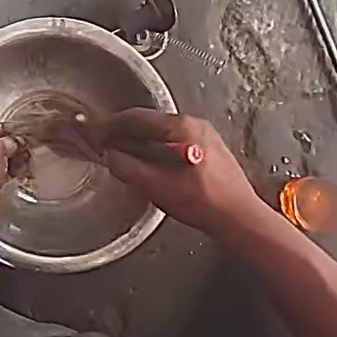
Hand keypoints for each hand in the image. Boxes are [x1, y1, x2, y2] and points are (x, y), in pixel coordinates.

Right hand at [96, 109, 269, 237]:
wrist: (240, 219)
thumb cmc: (206, 203)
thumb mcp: (158, 187)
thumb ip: (129, 169)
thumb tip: (110, 157)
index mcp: (183, 128)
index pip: (137, 118)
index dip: (111, 126)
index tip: (96, 134)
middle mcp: (195, 125)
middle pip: (150, 122)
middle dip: (123, 131)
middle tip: (104, 142)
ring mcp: (203, 136)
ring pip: (161, 131)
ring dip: (138, 139)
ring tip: (120, 152)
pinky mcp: (207, 149)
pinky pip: (173, 140)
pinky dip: (154, 147)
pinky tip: (146, 161)